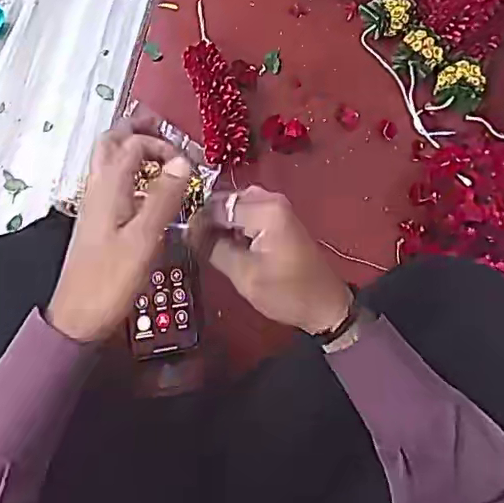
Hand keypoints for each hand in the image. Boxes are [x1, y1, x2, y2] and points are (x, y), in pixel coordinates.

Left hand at [45, 120, 192, 341]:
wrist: (76, 318)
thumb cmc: (110, 279)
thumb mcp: (144, 238)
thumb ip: (164, 197)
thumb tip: (184, 162)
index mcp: (108, 187)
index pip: (134, 144)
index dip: (162, 144)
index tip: (188, 162)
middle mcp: (97, 187)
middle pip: (112, 141)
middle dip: (137, 128)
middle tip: (163, 127)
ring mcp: (94, 202)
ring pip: (109, 159)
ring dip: (132, 146)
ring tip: (160, 149)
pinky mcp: (97, 218)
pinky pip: (113, 178)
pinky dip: (130, 168)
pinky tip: (148, 186)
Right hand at [188, 187, 352, 335]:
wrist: (323, 303)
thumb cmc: (286, 291)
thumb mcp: (244, 274)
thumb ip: (213, 248)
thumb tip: (187, 232)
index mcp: (264, 209)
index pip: (218, 204)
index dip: (197, 219)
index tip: (180, 235)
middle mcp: (270, 198)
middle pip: (227, 200)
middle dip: (208, 217)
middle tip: (188, 239)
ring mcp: (276, 205)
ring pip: (235, 205)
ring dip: (220, 221)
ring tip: (201, 242)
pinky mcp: (277, 216)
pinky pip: (247, 211)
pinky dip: (233, 224)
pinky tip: (222, 242)